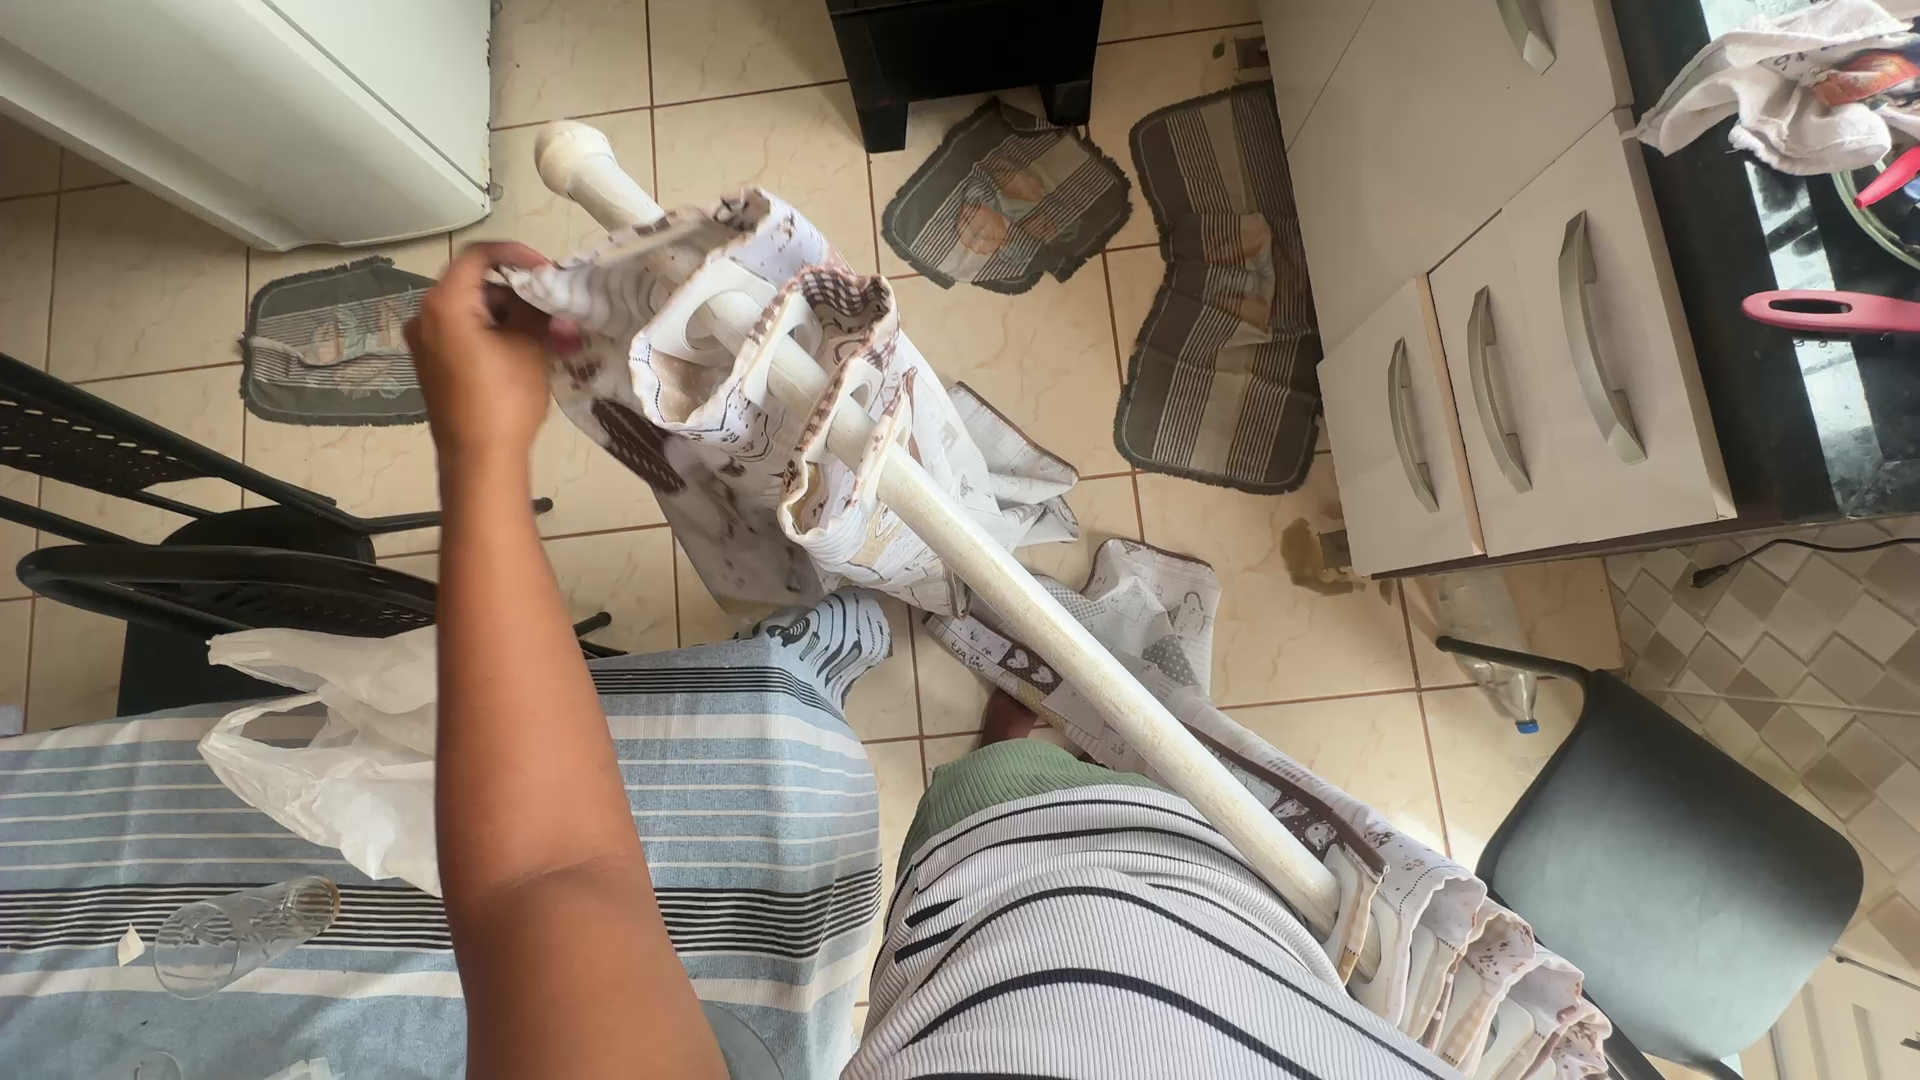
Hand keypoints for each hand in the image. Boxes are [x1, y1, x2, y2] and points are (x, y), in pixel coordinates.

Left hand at [405, 241, 580, 470]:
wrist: (478, 456)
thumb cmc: (505, 399)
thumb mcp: (529, 348)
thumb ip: (533, 311)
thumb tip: (540, 295)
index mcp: (445, 304)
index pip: (478, 256)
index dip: (516, 255)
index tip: (549, 270)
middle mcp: (427, 316)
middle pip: (479, 287)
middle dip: (524, 297)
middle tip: (561, 314)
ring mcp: (430, 342)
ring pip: (479, 314)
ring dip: (518, 320)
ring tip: (557, 340)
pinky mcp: (439, 364)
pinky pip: (472, 336)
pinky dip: (503, 337)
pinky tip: (534, 354)